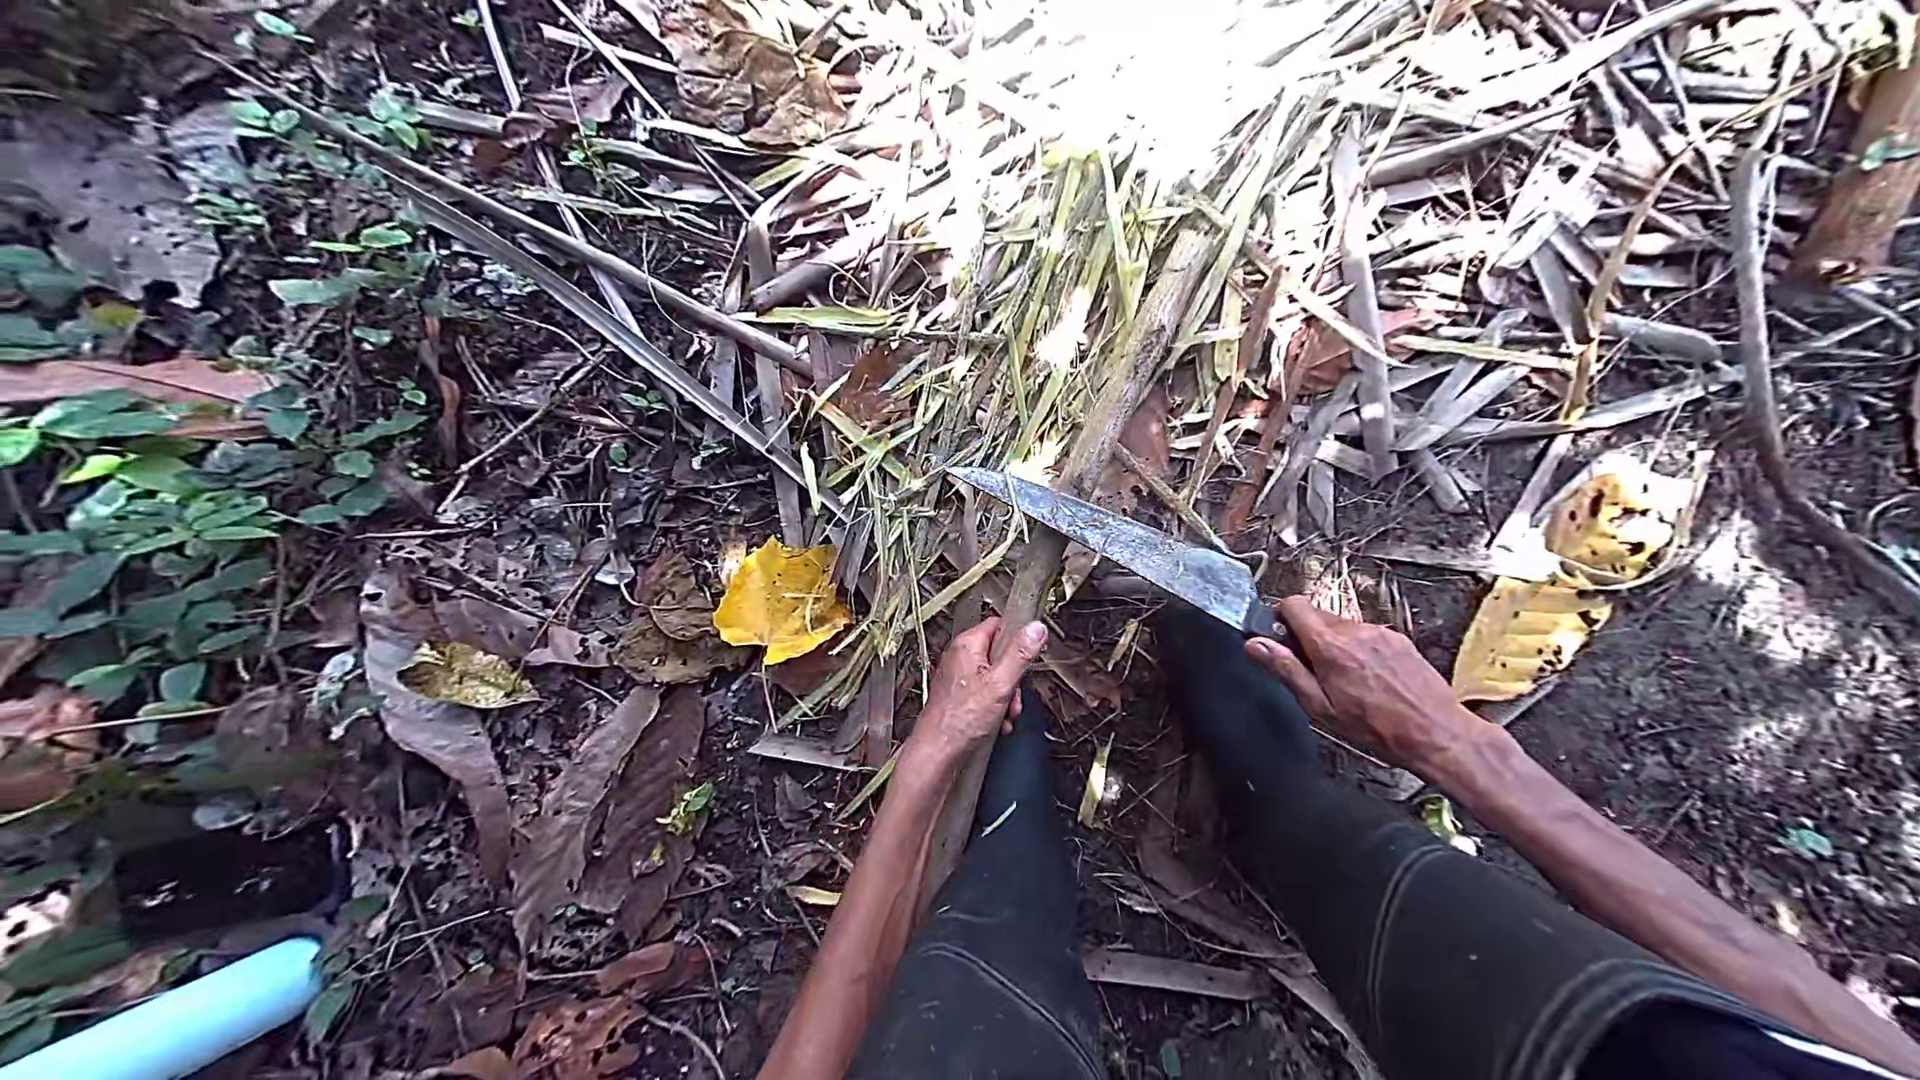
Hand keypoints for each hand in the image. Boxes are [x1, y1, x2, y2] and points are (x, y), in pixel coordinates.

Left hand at [907, 617, 1047, 764]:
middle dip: (1013, 677)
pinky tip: (996, 721)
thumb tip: (1035, 629)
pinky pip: (985, 693)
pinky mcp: (959, 695)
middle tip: (1014, 693)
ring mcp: (958, 676)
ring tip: (1005, 712)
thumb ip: (1020, 654)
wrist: (938, 751)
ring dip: (1006, 696)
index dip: (1018, 638)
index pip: (999, 624)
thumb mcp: (1001, 683)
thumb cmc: (959, 719)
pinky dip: (995, 706)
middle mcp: (959, 656)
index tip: (1030, 651)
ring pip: (995, 677)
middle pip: (1000, 654)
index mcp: (967, 645)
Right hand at [1245, 597, 1481, 772]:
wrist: (1438, 734)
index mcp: (1330, 647)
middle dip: (1306, 635)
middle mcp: (1355, 631)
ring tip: (1343, 678)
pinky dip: (1357, 648)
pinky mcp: (1398, 639)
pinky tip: (1367, 677)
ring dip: (1333, 643)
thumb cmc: (1380, 728)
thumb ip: (1285, 670)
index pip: (1294, 605)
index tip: (1280, 636)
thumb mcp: (1320, 706)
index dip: (1280, 616)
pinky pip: (1364, 633)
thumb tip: (1256, 646)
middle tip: (1312, 668)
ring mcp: (1379, 633)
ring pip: (1340, 625)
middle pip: (1316, 614)